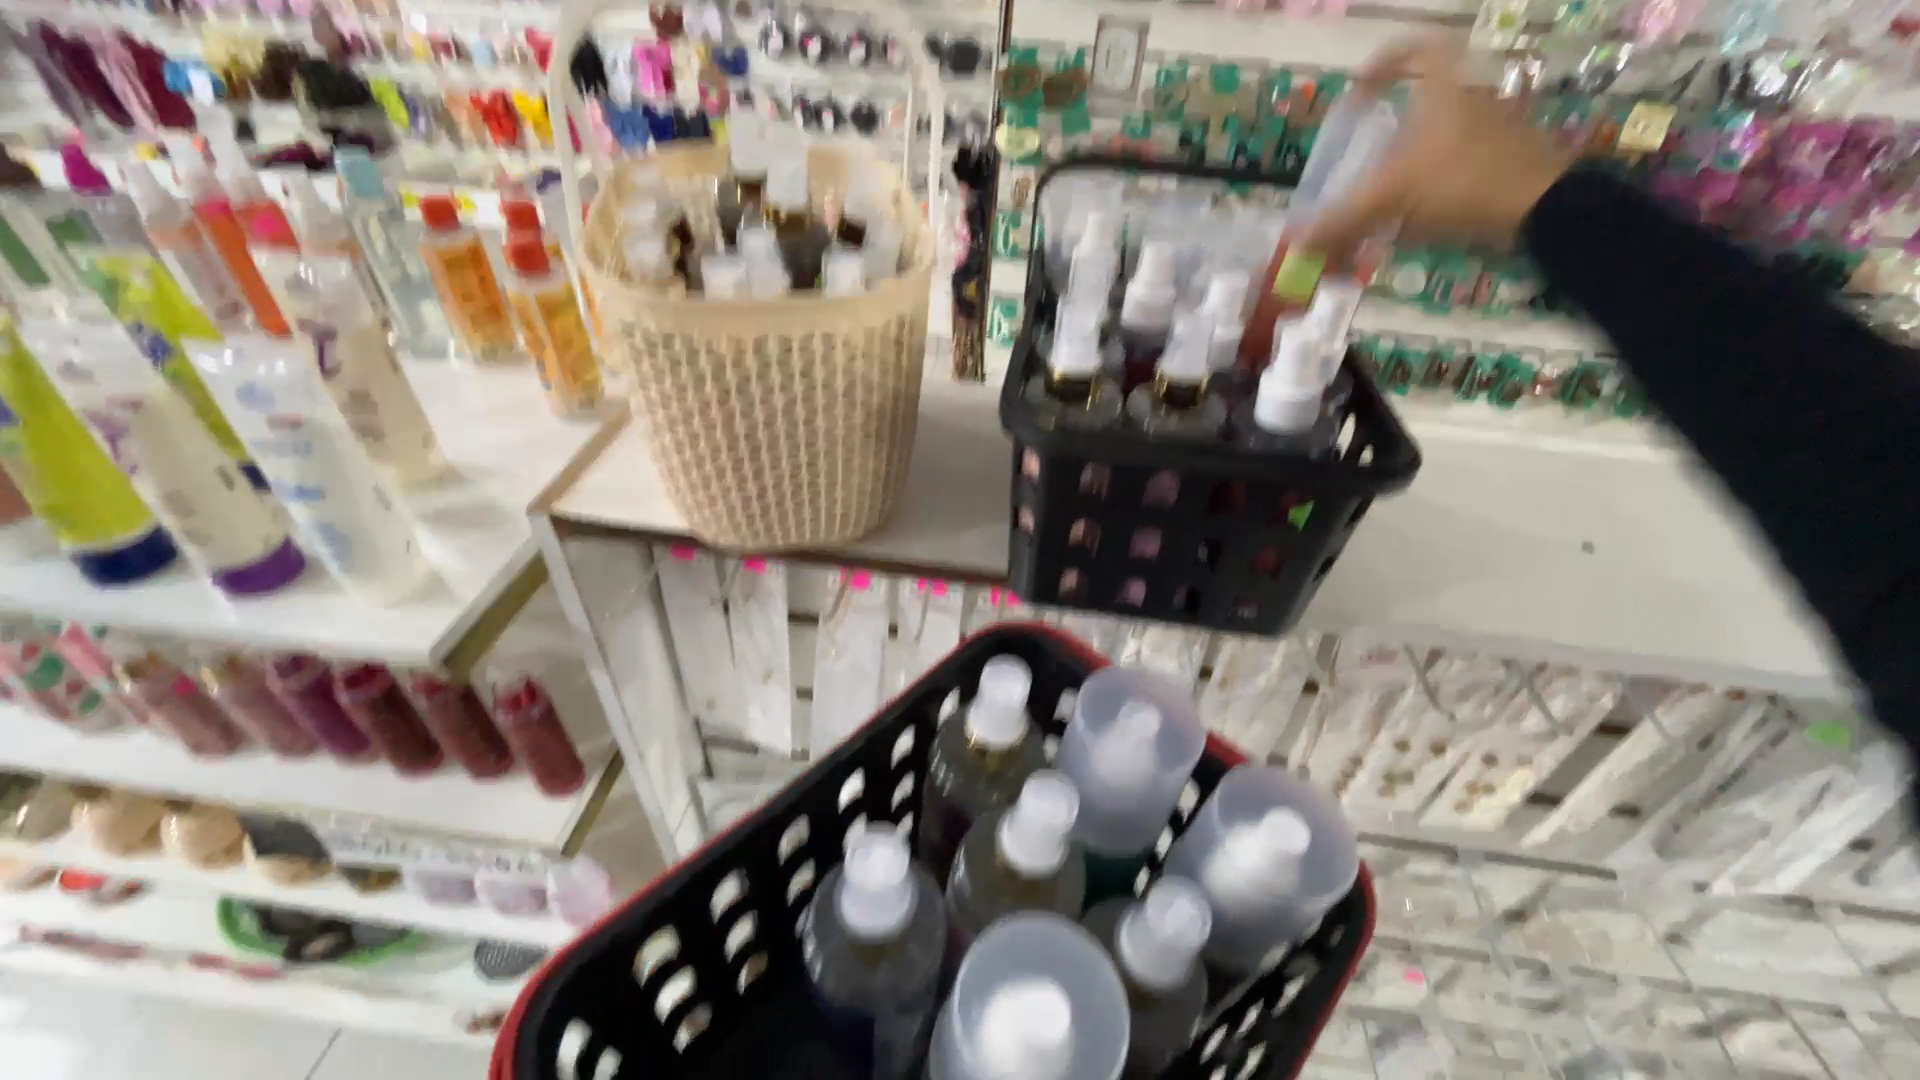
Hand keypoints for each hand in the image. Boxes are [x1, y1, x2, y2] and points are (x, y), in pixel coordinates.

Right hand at [1301, 37, 1576, 264]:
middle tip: (1364, 146)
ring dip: (1409, 154)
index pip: (1415, 51)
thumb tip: (1295, 241)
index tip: (1357, 94)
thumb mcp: (1391, 200)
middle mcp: (1468, 97)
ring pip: (1441, 130)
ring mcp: (1490, 128)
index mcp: (1442, 88)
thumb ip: (1340, 220)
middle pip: (1426, 94)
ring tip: (1382, 187)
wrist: (1541, 207)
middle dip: (1392, 119)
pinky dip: (1430, 178)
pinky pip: (1455, 159)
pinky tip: (1412, 212)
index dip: (1384, 64)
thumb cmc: (1462, 183)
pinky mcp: (1502, 158)